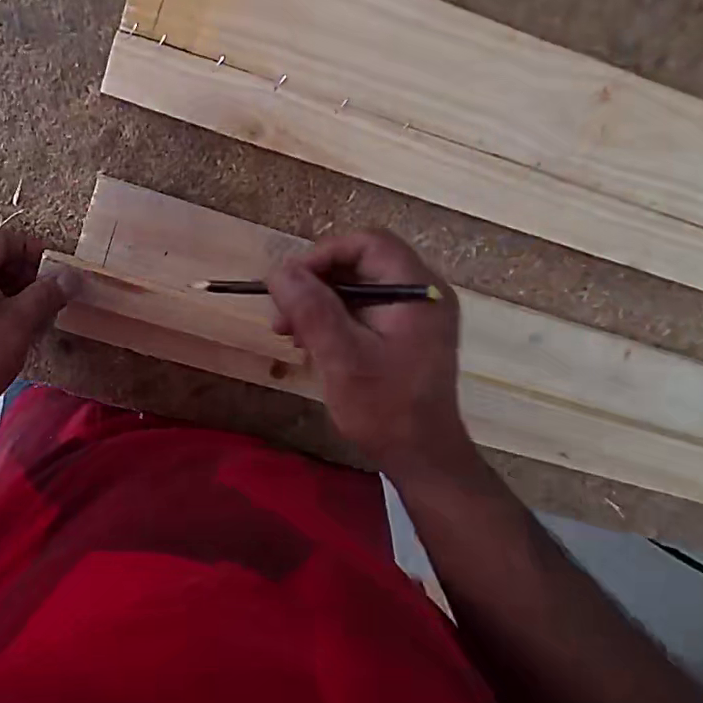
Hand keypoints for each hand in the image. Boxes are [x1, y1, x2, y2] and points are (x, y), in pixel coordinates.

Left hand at [0, 231, 77, 435]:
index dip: (33, 248)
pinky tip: (2, 332)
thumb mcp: (19, 324)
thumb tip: (71, 276)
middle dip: (22, 273)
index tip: (55, 267)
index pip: (1, 241)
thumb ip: (47, 294)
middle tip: (47, 294)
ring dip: (6, 293)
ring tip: (30, 315)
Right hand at [266, 230, 463, 473]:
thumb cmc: (386, 409)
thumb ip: (312, 309)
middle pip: (360, 262)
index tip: (290, 282)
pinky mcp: (405, 332)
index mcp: (419, 291)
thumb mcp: (342, 357)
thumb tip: (279, 271)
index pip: (368, 243)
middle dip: (316, 282)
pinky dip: (333, 316)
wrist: (423, 459)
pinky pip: (363, 307)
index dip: (324, 254)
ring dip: (318, 301)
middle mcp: (423, 293)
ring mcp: (416, 313)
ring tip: (288, 331)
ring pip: (357, 284)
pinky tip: (309, 340)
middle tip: (282, 312)